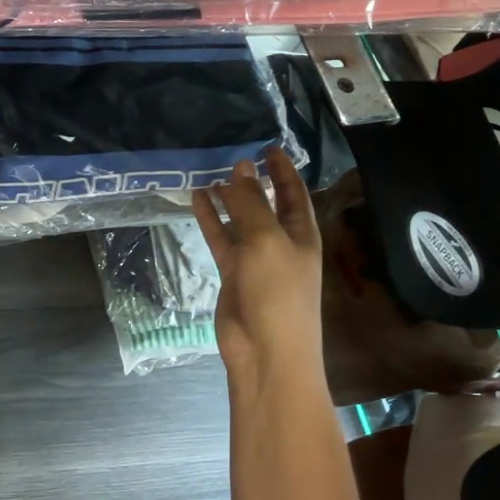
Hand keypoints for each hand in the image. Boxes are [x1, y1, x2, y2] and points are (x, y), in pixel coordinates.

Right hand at [194, 146, 324, 382]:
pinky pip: (221, 238)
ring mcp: (256, 259)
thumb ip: (251, 203)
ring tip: (211, 171)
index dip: (284, 170)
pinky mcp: (233, 273)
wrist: (266, 352)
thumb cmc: (278, 292)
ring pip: (240, 219)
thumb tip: (241, 166)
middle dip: (254, 181)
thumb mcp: (266, 240)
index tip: (269, 147)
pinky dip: (210, 218)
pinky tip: (197, 198)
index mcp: (302, 235)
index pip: (295, 194)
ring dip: (228, 198)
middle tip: (234, 154)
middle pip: (267, 204)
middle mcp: (280, 243)